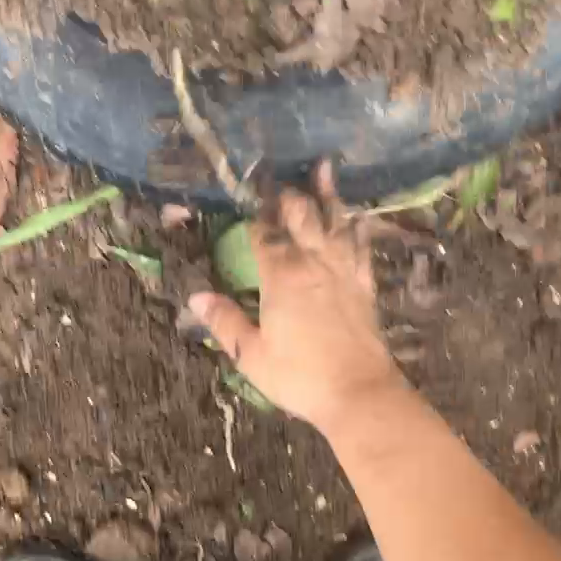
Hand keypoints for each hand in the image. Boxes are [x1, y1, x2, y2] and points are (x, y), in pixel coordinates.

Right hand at [189, 164, 409, 432]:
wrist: (357, 392)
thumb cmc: (298, 376)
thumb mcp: (251, 355)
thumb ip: (225, 321)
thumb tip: (196, 296)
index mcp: (281, 277)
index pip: (265, 235)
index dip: (254, 215)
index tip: (246, 196)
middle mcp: (314, 264)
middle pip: (302, 218)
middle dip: (289, 198)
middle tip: (279, 180)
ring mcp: (344, 272)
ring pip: (335, 223)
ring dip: (327, 197)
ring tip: (324, 169)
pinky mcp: (364, 287)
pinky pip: (361, 247)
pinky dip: (356, 227)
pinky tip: (357, 217)